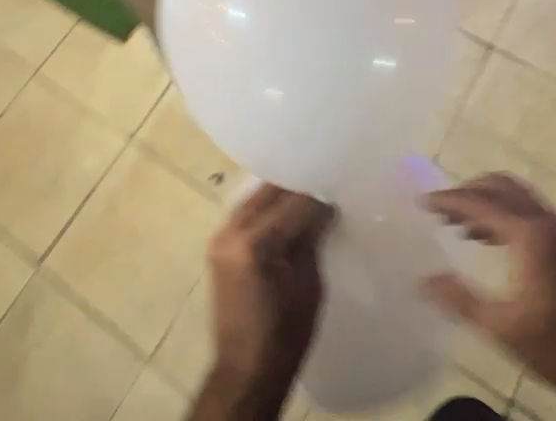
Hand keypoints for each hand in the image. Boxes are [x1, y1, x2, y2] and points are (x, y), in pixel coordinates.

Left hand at [204, 184, 334, 394]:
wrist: (246, 368)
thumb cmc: (286, 333)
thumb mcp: (309, 283)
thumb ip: (311, 237)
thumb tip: (322, 206)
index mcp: (256, 243)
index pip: (295, 202)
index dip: (319, 197)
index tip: (338, 194)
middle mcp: (232, 232)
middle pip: (269, 192)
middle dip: (297, 188)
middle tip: (324, 191)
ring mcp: (220, 237)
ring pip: (255, 199)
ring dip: (280, 196)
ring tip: (307, 200)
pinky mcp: (217, 245)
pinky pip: (245, 213)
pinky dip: (265, 209)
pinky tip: (285, 215)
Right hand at [423, 174, 555, 418]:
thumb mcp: (501, 327)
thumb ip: (459, 298)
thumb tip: (423, 279)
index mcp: (530, 235)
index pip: (480, 203)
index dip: (448, 200)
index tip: (422, 203)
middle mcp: (549, 221)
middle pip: (501, 186)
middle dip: (468, 192)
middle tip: (441, 209)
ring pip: (519, 196)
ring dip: (487, 202)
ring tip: (458, 225)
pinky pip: (532, 212)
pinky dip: (506, 214)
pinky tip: (490, 241)